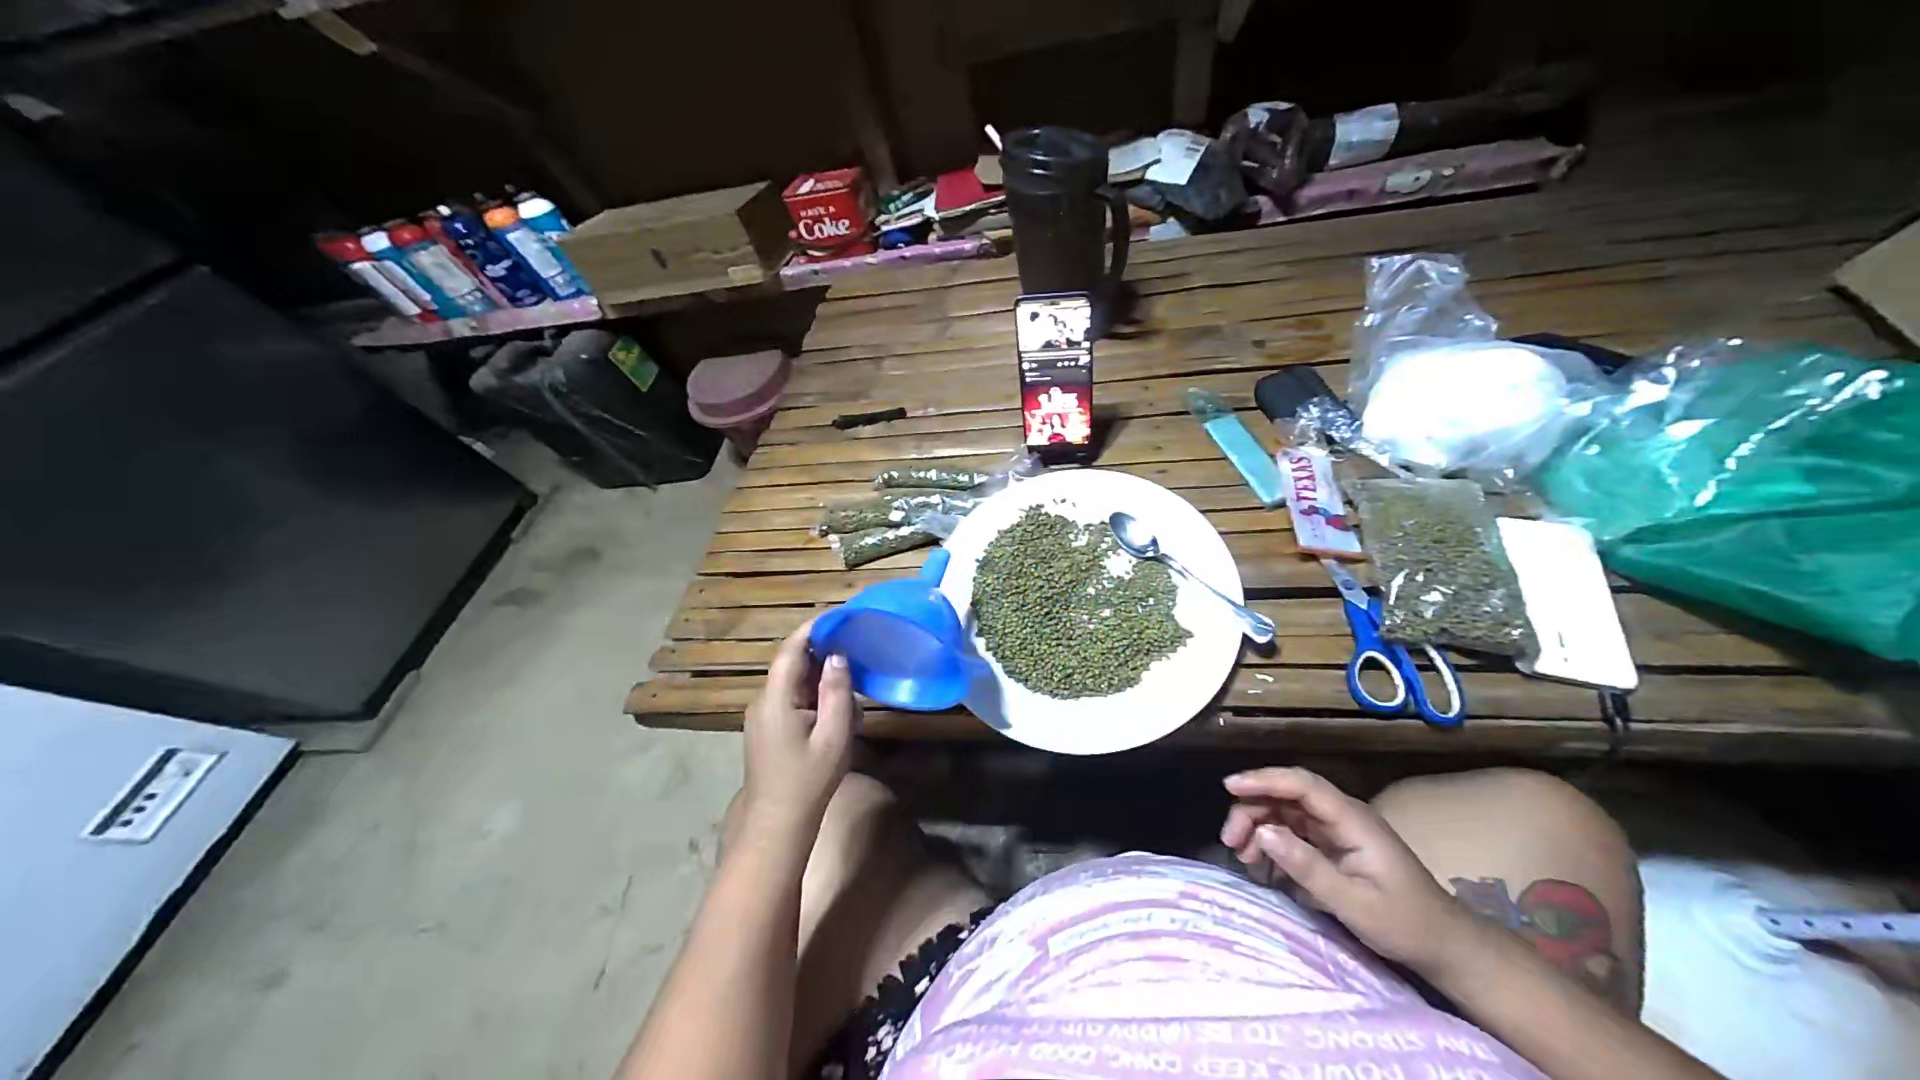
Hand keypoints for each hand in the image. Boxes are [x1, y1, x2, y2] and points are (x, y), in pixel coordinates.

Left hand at [741, 621, 858, 832]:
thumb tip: (838, 657)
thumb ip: (837, 693)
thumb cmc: (808, 781)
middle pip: (791, 664)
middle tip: (854, 644)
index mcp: (774, 699)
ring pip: (793, 683)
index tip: (838, 617)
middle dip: (821, 653)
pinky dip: (813, 695)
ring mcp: (763, 716)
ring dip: (819, 678)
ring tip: (850, 678)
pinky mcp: (768, 729)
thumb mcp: (833, 736)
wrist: (778, 825)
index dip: (813, 629)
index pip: (791, 650)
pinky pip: (791, 700)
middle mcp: (763, 701)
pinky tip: (836, 706)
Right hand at [1221, 767, 1469, 971]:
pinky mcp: (1332, 845)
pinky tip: (1260, 865)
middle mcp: (1342, 815)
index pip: (1301, 784)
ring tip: (1242, 857)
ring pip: (1284, 811)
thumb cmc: (1406, 925)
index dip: (1263, 780)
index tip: (1229, 786)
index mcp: (1353, 820)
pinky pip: (1291, 831)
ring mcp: (1337, 829)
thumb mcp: (1355, 904)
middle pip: (1285, 795)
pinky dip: (1270, 843)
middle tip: (1231, 842)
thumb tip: (1262, 832)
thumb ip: (1308, 867)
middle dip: (1252, 810)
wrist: (1447, 946)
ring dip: (1257, 826)